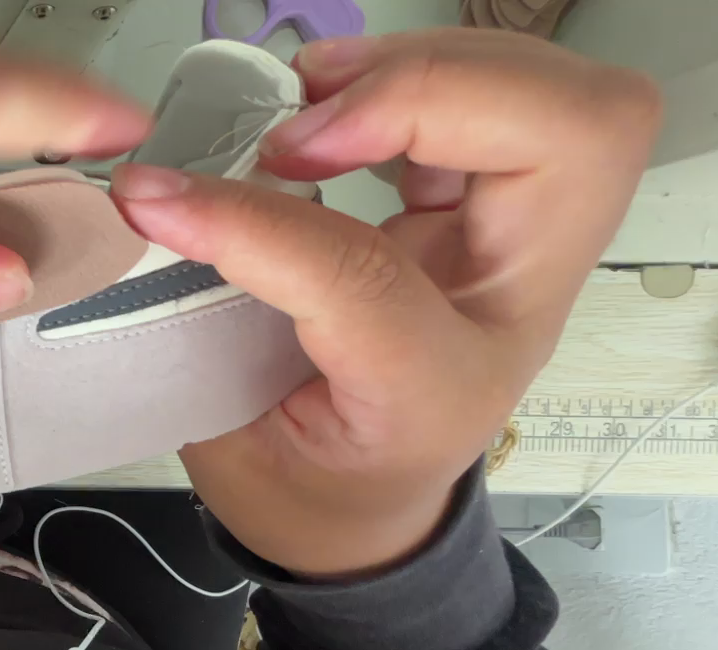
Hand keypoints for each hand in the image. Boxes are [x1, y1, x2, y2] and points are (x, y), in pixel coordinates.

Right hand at [108, 30, 659, 577]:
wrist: (355, 510)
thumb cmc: (286, 487)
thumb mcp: (224, 437)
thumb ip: (193, 334)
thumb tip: (148, 216)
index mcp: (428, 395)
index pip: (360, 275)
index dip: (253, 223)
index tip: (154, 197)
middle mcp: (505, 319)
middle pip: (570, 144)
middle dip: (426, 97)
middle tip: (289, 131)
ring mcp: (517, 268)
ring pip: (568, 111)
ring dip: (433, 71)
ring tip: (306, 92)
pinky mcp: (493, 236)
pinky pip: (515, 121)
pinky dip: (430, 86)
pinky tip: (339, 103)